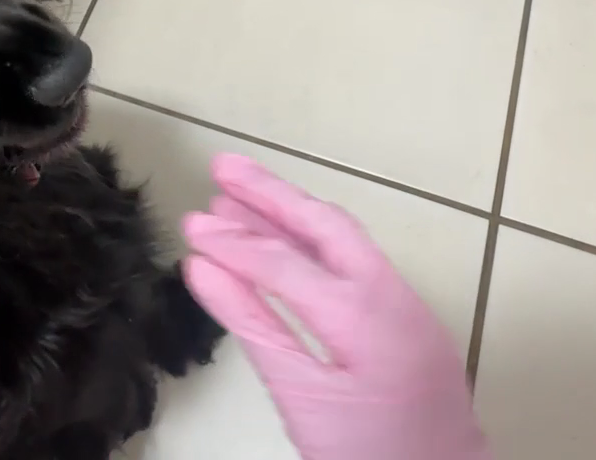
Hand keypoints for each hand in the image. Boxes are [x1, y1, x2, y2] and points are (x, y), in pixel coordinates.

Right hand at [181, 154, 489, 459]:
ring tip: (234, 192)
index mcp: (367, 319)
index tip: (190, 226)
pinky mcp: (405, 315)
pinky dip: (309, 240)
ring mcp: (406, 302)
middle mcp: (393, 295)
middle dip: (270, 192)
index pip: (286, 264)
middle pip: (324, 225)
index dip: (233, 242)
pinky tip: (277, 236)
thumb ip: (251, 325)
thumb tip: (198, 266)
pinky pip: (352, 260)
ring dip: (288, 211)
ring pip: (341, 237)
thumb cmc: (365, 458)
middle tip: (220, 166)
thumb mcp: (300, 400)